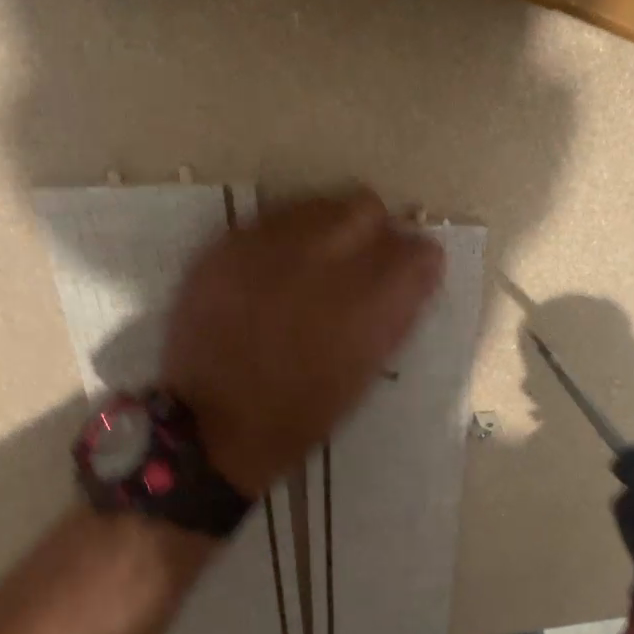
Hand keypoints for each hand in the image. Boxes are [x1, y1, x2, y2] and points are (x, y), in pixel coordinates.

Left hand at [161, 189, 444, 497]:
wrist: (215, 428)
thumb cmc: (302, 415)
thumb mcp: (364, 372)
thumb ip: (393, 316)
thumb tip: (416, 274)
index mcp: (368, 303)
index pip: (418, 251)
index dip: (417, 261)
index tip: (408, 275)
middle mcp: (323, 260)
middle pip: (366, 208)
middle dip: (372, 232)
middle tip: (361, 264)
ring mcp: (269, 247)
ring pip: (317, 206)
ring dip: (328, 228)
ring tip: (316, 265)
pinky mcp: (227, 247)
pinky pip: (272, 220)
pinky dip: (285, 239)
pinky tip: (277, 272)